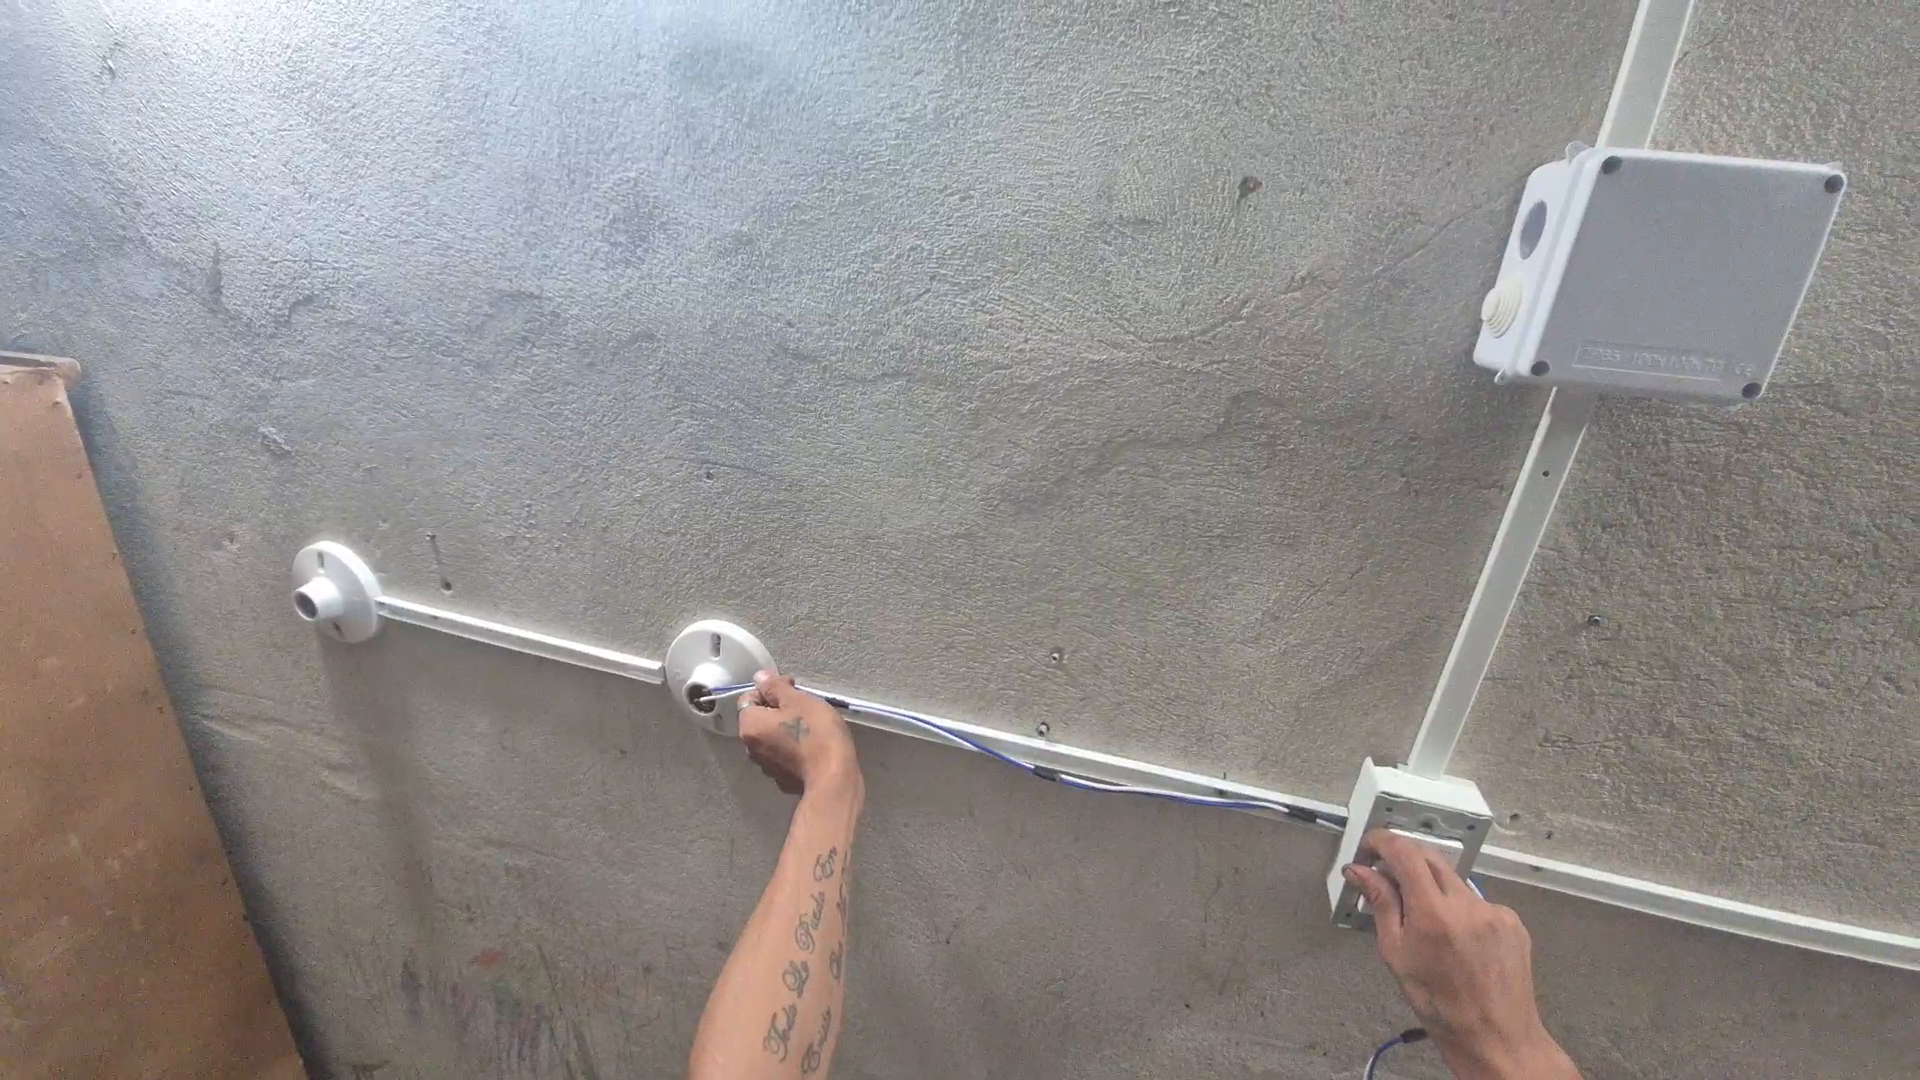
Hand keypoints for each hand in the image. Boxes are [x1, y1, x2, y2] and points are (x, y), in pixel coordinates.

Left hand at [737, 670, 859, 796]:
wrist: (834, 778)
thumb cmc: (815, 734)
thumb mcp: (799, 700)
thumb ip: (775, 687)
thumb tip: (759, 677)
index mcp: (750, 726)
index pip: (749, 698)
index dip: (770, 689)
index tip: (793, 688)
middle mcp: (750, 748)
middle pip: (759, 719)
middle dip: (778, 710)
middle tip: (803, 706)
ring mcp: (766, 767)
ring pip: (771, 738)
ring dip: (784, 729)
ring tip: (809, 726)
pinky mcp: (782, 779)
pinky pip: (783, 755)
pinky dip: (792, 747)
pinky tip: (810, 746)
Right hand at [1344, 829, 1580, 1079]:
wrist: (1498, 1039)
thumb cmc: (1436, 1001)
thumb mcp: (1395, 953)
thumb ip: (1380, 903)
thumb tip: (1358, 869)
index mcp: (1433, 912)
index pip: (1404, 852)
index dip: (1381, 840)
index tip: (1367, 848)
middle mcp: (1467, 903)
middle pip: (1429, 856)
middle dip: (1403, 857)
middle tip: (1385, 874)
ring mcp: (1495, 911)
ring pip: (1452, 878)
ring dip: (1431, 884)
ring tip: (1423, 915)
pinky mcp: (1513, 922)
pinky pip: (1475, 899)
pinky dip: (1457, 905)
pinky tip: (1455, 932)